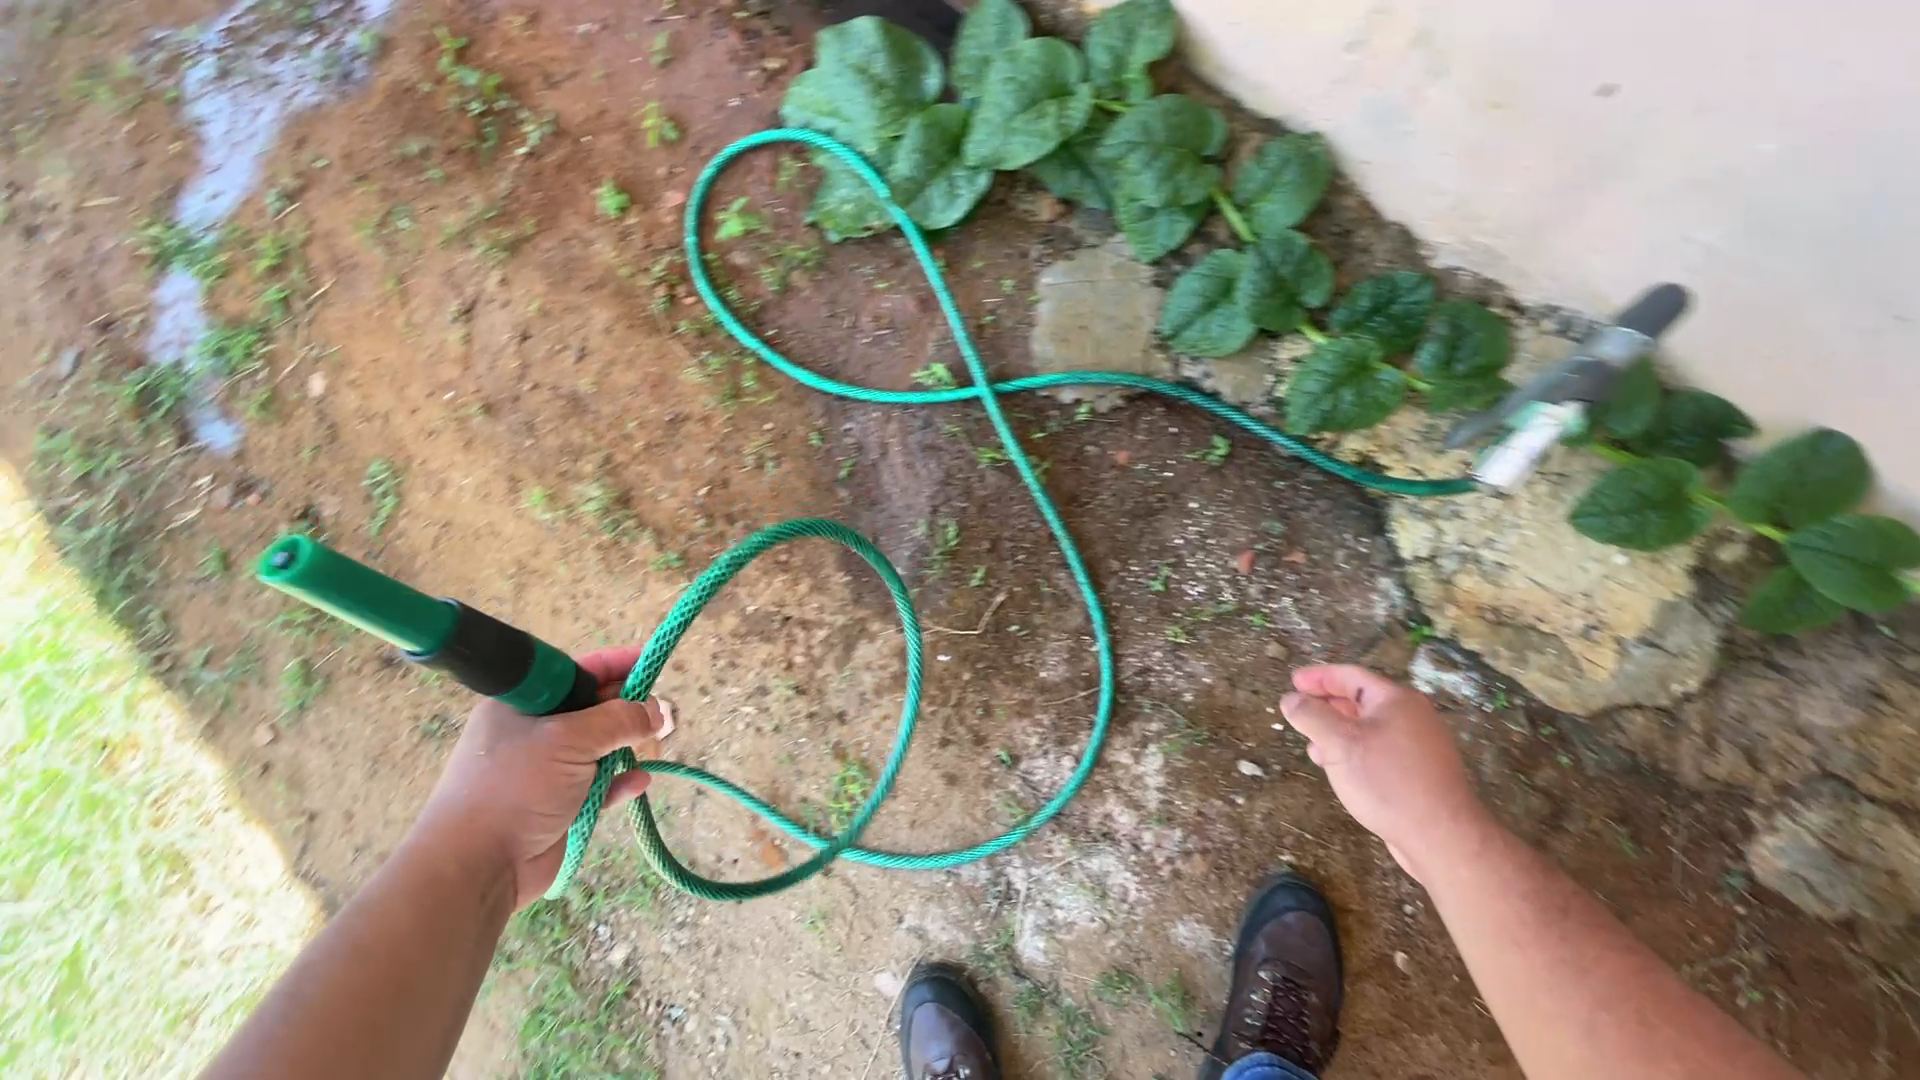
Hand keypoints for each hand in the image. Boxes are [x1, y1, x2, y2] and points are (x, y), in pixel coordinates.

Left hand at [412, 646, 673, 909]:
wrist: (477, 865)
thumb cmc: (517, 786)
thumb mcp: (570, 739)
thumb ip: (619, 720)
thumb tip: (657, 712)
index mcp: (523, 705)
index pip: (576, 671)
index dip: (614, 664)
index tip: (649, 659)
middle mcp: (533, 732)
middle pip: (592, 709)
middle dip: (628, 707)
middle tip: (660, 710)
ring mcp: (546, 771)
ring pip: (599, 748)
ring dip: (627, 746)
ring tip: (657, 740)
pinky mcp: (559, 806)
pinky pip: (599, 785)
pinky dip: (620, 782)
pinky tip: (639, 781)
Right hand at [1280, 665, 1489, 882]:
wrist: (1440, 836)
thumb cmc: (1387, 780)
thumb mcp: (1338, 742)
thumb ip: (1310, 715)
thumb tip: (1291, 699)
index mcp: (1395, 700)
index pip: (1350, 676)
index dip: (1318, 676)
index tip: (1293, 681)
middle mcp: (1411, 717)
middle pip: (1360, 700)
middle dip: (1326, 705)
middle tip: (1298, 711)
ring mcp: (1418, 745)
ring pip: (1367, 728)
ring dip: (1336, 732)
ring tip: (1312, 745)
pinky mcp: (1418, 772)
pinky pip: (1377, 750)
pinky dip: (1353, 751)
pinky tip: (1338, 769)